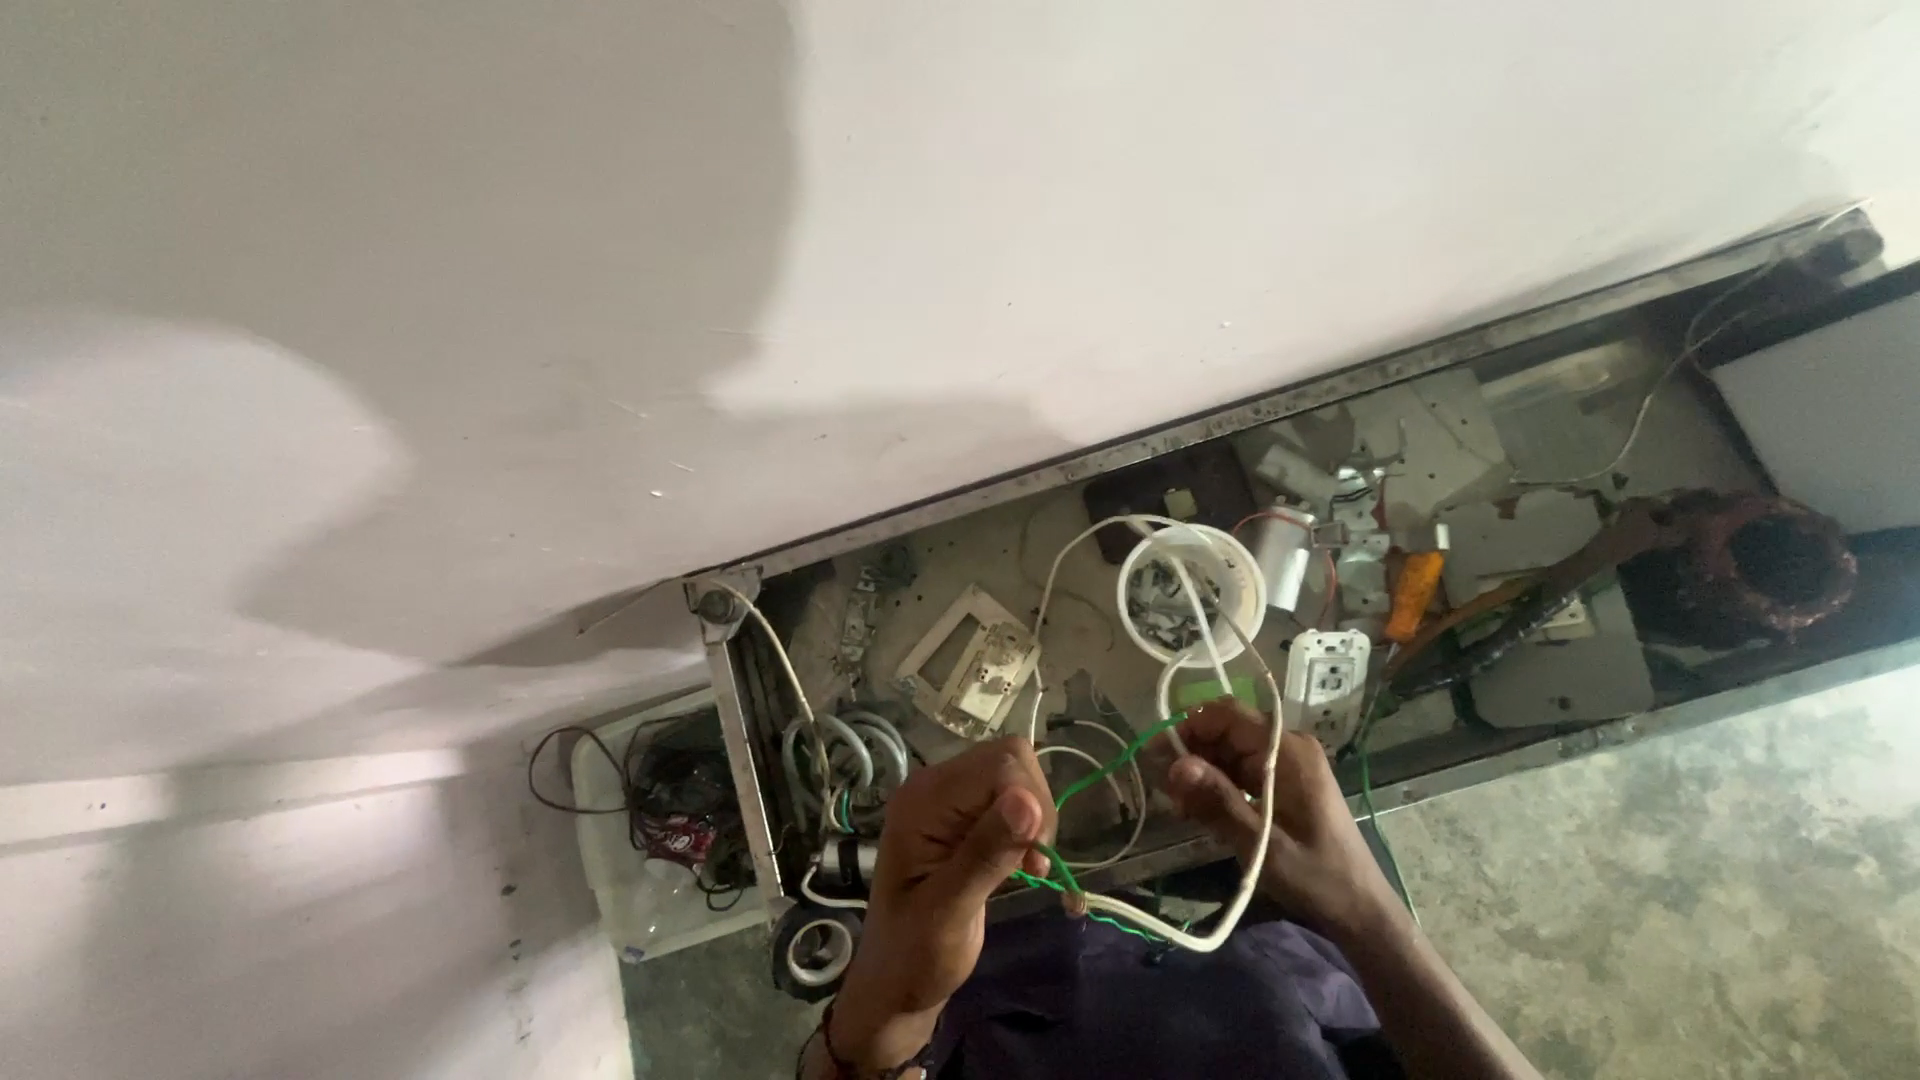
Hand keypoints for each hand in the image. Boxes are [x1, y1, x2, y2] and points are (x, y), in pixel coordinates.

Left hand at [826, 737, 1055, 1071]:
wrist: (896, 984)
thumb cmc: (914, 955)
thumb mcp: (948, 912)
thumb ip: (984, 854)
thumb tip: (1028, 802)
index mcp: (923, 801)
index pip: (999, 763)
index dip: (1029, 800)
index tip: (1034, 854)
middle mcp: (934, 787)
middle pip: (1010, 759)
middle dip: (1036, 805)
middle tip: (1034, 860)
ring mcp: (949, 801)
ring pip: (1015, 776)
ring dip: (1035, 818)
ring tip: (1028, 865)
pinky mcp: (964, 817)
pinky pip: (1011, 798)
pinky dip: (1028, 826)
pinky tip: (1025, 864)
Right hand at [1160, 698, 1404, 944]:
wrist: (1360, 909)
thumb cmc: (1316, 877)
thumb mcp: (1262, 845)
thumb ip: (1218, 802)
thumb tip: (1175, 765)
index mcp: (1288, 751)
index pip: (1227, 714)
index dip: (1190, 727)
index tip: (1161, 758)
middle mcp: (1287, 746)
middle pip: (1224, 730)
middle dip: (1192, 755)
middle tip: (1170, 795)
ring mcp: (1286, 763)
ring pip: (1228, 749)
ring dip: (1201, 772)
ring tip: (1183, 809)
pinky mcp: (1283, 781)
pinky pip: (1240, 767)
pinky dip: (1217, 784)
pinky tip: (1202, 811)